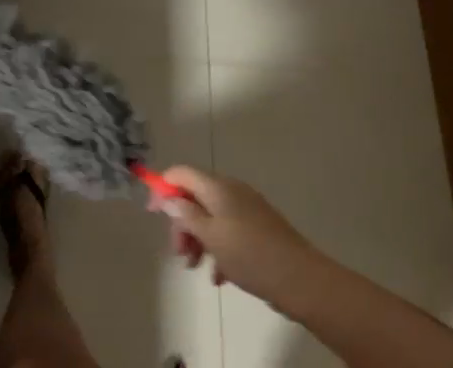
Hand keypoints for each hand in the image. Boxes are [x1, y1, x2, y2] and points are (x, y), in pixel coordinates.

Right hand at [154, 167, 317, 307]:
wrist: (299, 278)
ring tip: (196, 267)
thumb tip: (168, 198)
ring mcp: (247, 210)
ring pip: (211, 218)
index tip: (153, 212)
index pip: (182, 173)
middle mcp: (232, 191)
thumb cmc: (249, 254)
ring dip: (198, 239)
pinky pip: (228, 231)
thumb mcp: (210, 236)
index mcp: (218, 187)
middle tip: (179, 253)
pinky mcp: (258, 228)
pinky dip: (218, 248)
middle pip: (195, 197)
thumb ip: (186, 215)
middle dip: (182, 223)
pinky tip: (219, 275)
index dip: (163, 187)